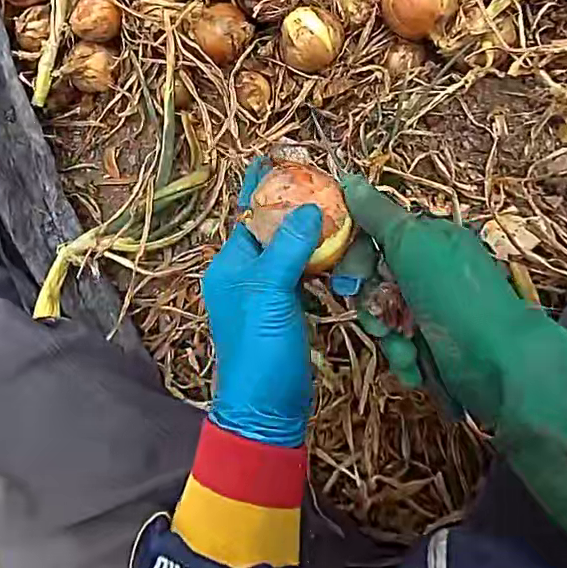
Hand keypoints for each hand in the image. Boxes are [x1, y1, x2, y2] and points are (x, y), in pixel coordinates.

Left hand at [201, 159, 321, 446]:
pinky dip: (316, 267)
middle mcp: (242, 276)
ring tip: (336, 218)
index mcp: (229, 266)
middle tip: (323, 188)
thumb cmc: (261, 349)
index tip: (275, 159)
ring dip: (309, 238)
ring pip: (287, 254)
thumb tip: (306, 209)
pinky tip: (336, 259)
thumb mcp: (270, 293)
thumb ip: (287, 250)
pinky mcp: (282, 313)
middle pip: (269, 232)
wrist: (266, 408)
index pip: (247, 216)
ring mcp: (262, 295)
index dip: (261, 188)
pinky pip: (299, 278)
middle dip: (294, 211)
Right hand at [340, 174, 566, 560]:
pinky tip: (414, 363)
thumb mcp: (412, 245)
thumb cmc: (457, 298)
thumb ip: (377, 213)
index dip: (354, 258)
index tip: (352, 278)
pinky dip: (400, 353)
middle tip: (380, 314)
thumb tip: (348, 176)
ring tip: (403, 344)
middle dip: (368, 299)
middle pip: (369, 275)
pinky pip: (396, 340)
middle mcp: (426, 267)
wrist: (505, 370)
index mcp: (427, 236)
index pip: (369, 235)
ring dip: (383, 330)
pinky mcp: (433, 340)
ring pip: (378, 310)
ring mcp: (430, 305)